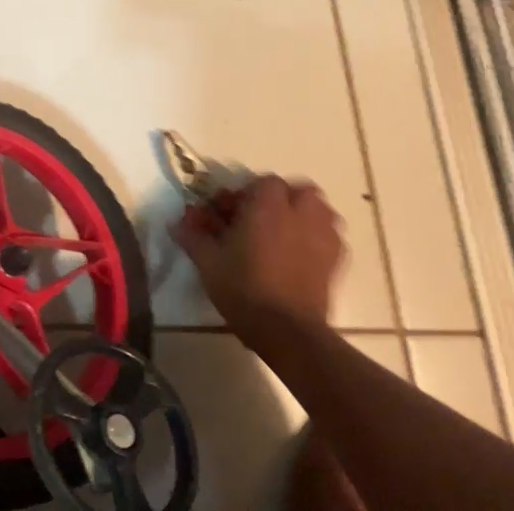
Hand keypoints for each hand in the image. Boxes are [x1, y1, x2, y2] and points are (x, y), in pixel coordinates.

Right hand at [172, 175, 344, 342]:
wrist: (287, 331)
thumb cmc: (243, 289)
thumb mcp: (208, 261)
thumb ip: (193, 236)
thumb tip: (176, 222)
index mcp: (268, 208)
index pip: (265, 181)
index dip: (248, 192)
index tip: (231, 212)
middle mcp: (300, 215)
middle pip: (300, 191)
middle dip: (283, 198)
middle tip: (260, 218)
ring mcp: (324, 238)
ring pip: (322, 211)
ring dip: (304, 215)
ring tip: (284, 234)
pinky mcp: (337, 263)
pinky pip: (331, 237)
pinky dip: (317, 238)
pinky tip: (299, 257)